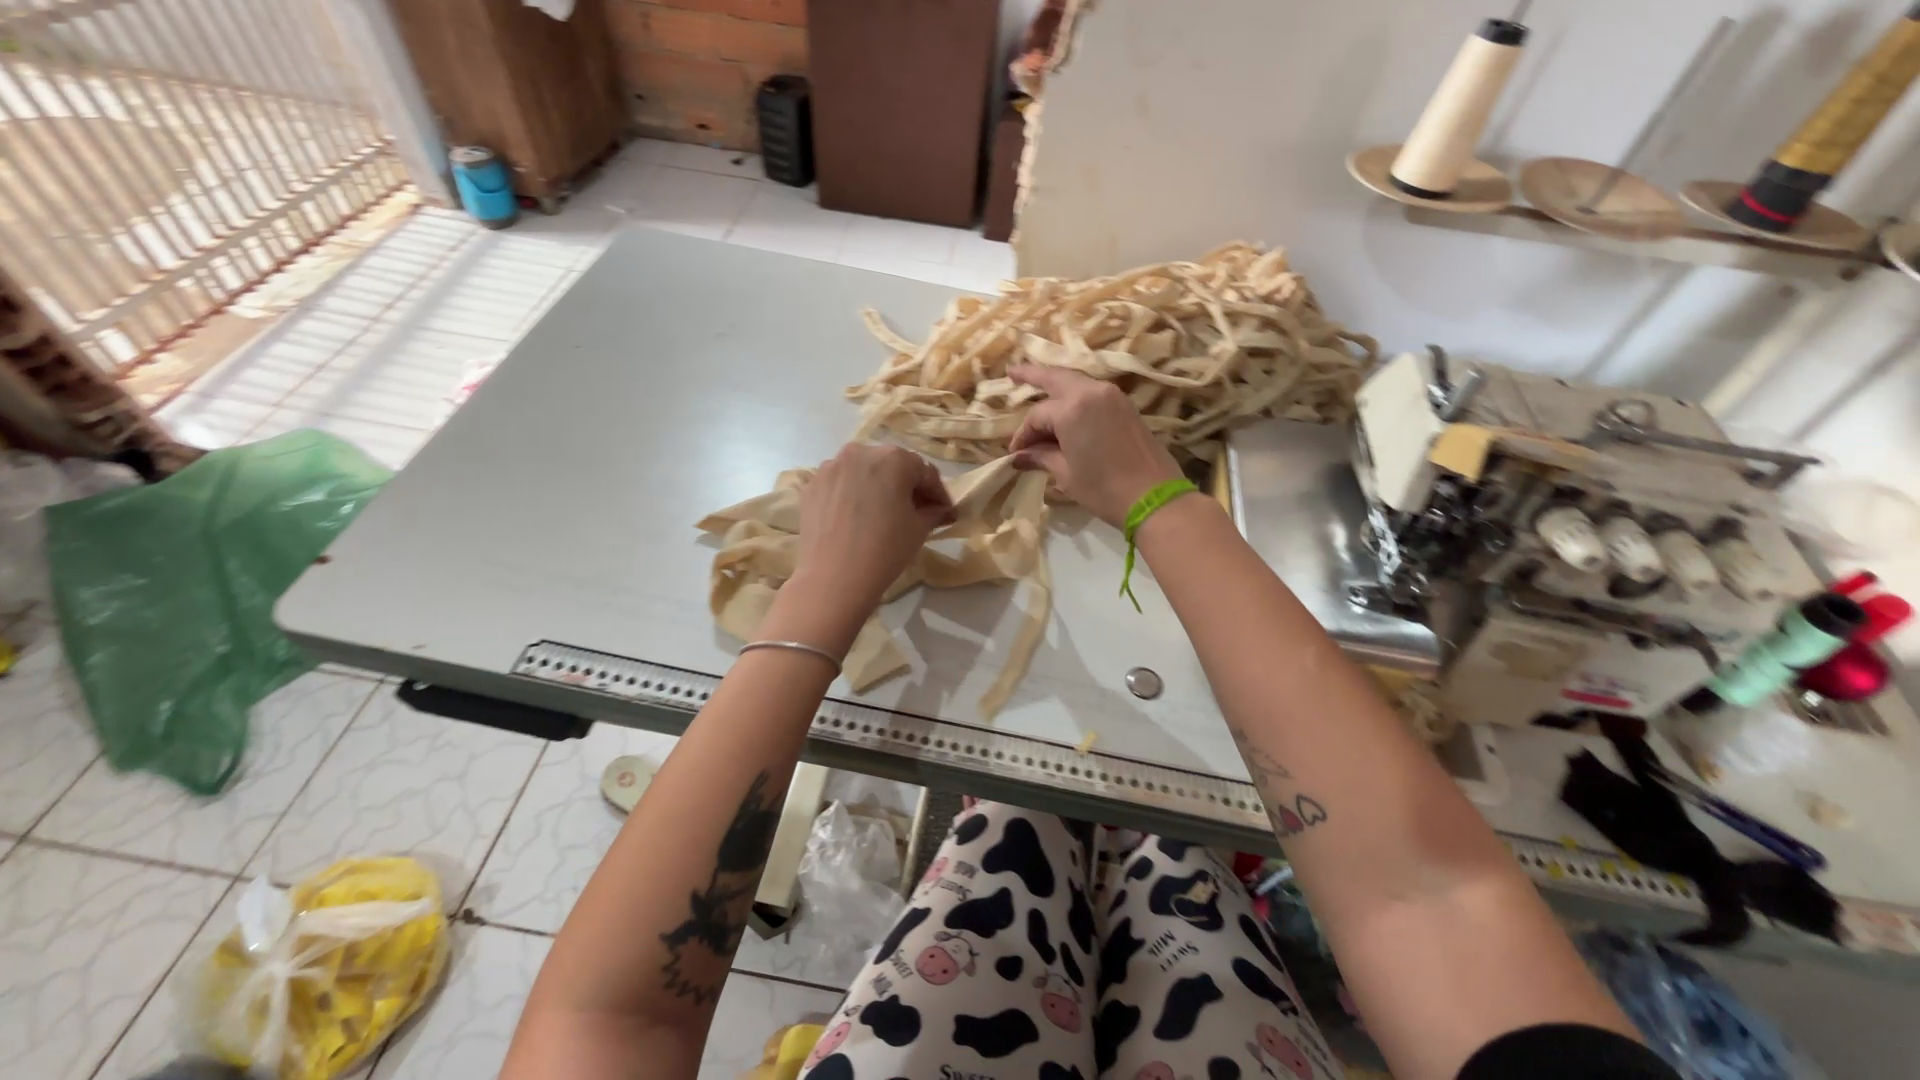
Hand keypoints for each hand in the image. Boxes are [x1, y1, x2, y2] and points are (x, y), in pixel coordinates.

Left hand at [791, 443, 953, 615]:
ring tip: (881, 512)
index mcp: (893, 458)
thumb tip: (940, 509)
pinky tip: (855, 517)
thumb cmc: (885, 550)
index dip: (937, 492)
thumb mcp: (919, 529)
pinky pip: (839, 484)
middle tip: (915, 510)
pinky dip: (851, 494)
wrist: (833, 578)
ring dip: (876, 487)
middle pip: (891, 465)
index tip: (944, 510)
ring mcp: (831, 467)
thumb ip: (934, 511)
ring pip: (862, 472)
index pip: (924, 472)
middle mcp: (860, 452)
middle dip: (905, 485)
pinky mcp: (811, 485)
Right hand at [1008, 365, 1184, 526]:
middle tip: (1012, 371)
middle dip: (1032, 374)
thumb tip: (1019, 457)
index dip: (1023, 435)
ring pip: (1076, 382)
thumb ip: (1041, 457)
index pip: (1037, 416)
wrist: (1155, 497)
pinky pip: (1092, 391)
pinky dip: (1075, 394)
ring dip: (1056, 384)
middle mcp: (1091, 392)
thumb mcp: (1066, 474)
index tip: (1015, 453)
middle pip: (1055, 378)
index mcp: (1071, 409)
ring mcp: (1112, 396)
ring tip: (1036, 384)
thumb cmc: (1104, 489)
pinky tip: (1065, 404)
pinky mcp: (1125, 405)